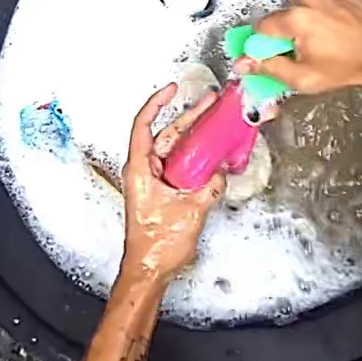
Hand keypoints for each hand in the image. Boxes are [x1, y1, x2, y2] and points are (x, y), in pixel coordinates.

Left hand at [121, 84, 225, 283]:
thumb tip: (221, 171)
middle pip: (166, 133)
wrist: (149, 271)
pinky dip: (196, 154)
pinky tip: (214, 151)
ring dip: (194, 133)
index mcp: (140, 170)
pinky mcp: (164, 189)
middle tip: (208, 101)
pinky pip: (181, 164)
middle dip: (187, 115)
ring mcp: (154, 179)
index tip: (171, 89)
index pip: (143, 125)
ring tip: (214, 118)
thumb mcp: (190, 212)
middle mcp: (145, 170)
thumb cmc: (155, 246)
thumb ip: (209, 187)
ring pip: (175, 147)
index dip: (156, 103)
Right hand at [235, 0, 361, 93]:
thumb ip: (268, 67)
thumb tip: (242, 62)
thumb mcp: (304, 77)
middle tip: (309, 48)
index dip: (268, 42)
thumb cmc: (348, 67)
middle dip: (290, 31)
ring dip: (307, 18)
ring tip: (326, 36)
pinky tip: (336, 23)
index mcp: (296, 19)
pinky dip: (324, 7)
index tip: (279, 51)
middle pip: (283, 15)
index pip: (263, 27)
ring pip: (302, 4)